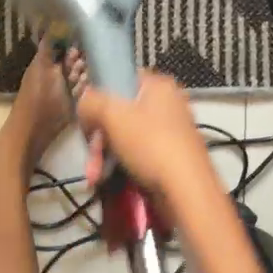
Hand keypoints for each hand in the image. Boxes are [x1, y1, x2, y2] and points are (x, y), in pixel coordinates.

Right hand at [75, 70, 215, 199]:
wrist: (188, 193)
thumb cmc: (150, 143)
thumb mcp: (111, 115)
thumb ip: (91, 102)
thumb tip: (84, 104)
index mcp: (159, 85)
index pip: (123, 78)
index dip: (101, 94)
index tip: (89, 114)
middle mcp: (168, 105)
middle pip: (121, 112)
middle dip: (100, 136)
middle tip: (90, 152)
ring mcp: (172, 134)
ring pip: (127, 137)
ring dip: (105, 155)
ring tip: (94, 176)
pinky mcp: (172, 160)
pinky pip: (139, 156)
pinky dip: (121, 167)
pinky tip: (107, 181)